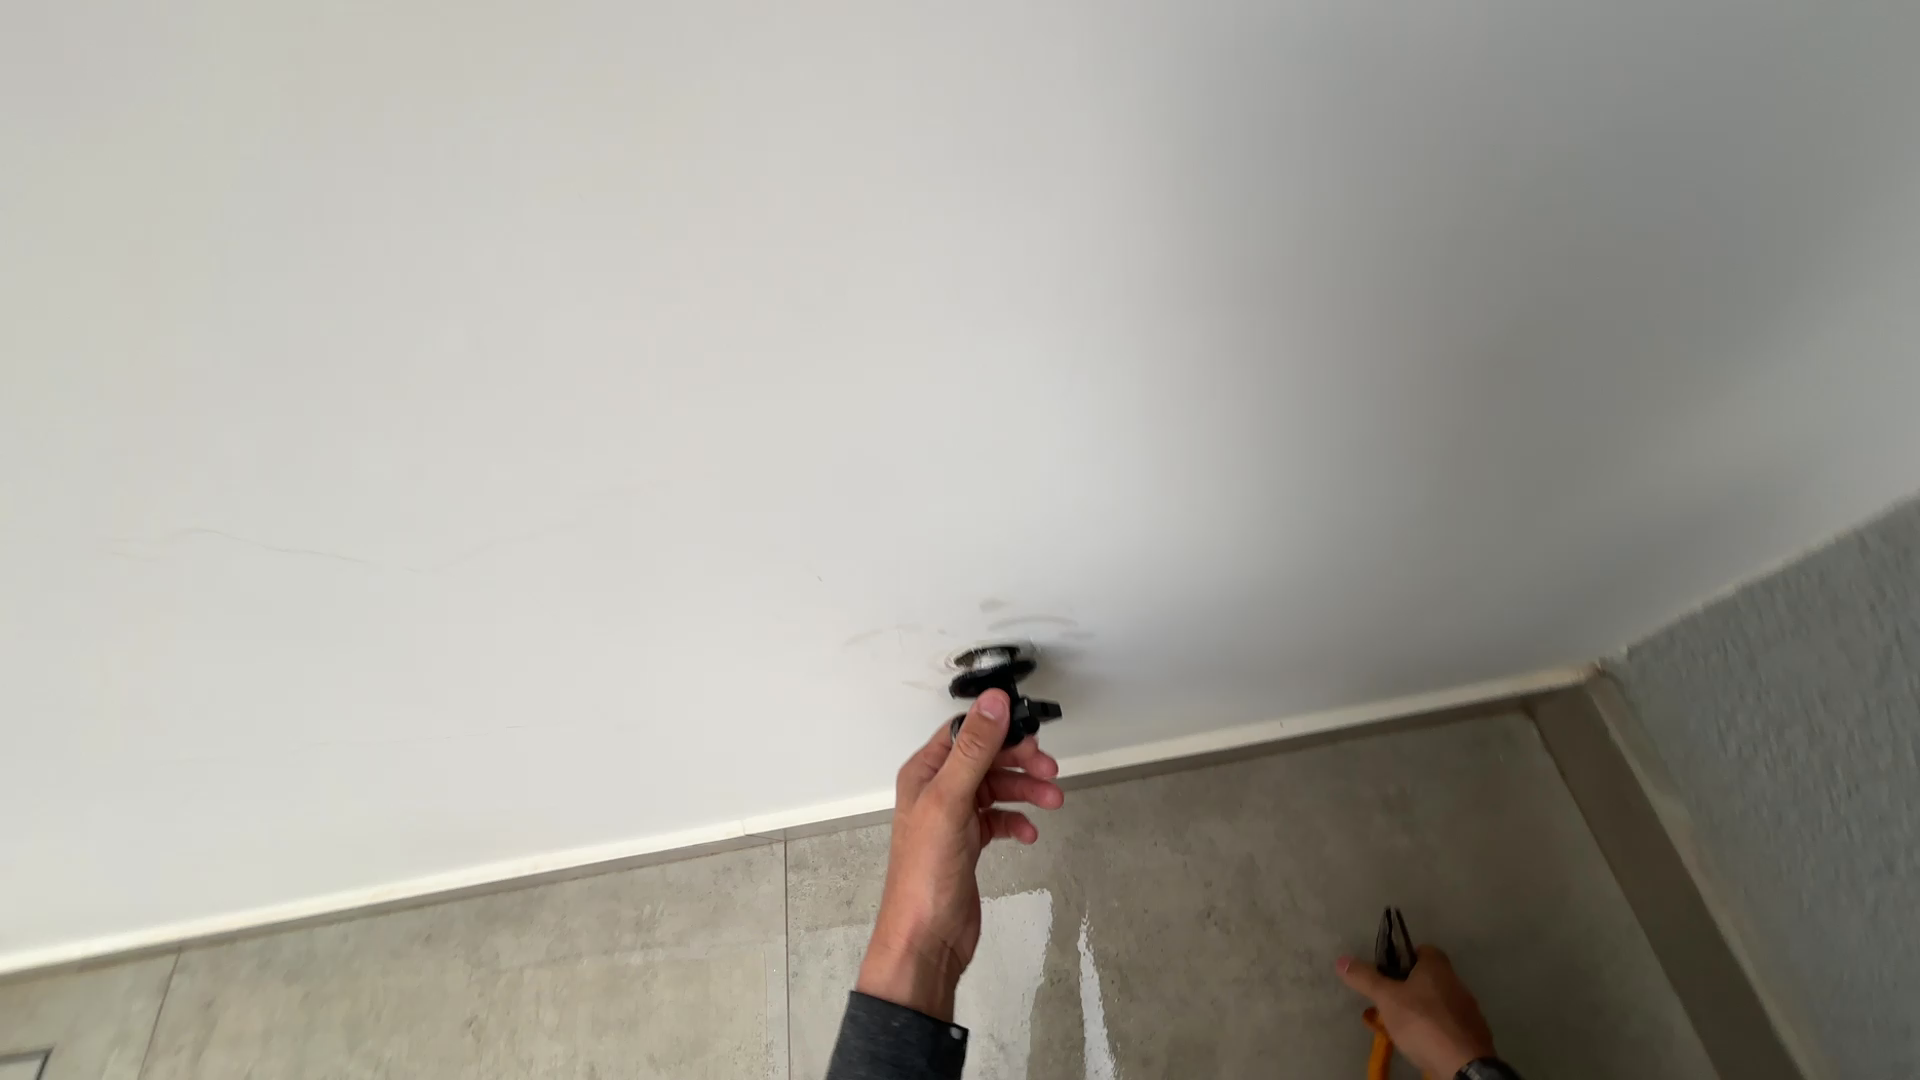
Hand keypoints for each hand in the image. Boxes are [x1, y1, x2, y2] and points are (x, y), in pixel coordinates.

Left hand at [855, 689, 1064, 1020]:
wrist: (926, 941)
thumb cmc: (929, 869)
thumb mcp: (951, 800)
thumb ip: (974, 749)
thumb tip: (995, 699)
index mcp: (925, 770)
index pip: (965, 732)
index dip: (1000, 728)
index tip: (1033, 733)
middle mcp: (937, 788)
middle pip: (986, 757)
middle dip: (1019, 761)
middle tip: (1051, 769)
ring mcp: (954, 816)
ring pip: (997, 788)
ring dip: (1025, 790)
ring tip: (1054, 800)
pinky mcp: (969, 843)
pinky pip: (998, 819)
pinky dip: (1016, 821)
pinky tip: (1030, 833)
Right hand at [1338, 945, 1496, 1076]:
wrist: (1464, 1067)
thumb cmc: (1423, 1022)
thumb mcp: (1386, 998)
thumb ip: (1365, 978)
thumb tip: (1341, 961)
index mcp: (1438, 969)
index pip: (1425, 950)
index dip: (1407, 956)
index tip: (1390, 969)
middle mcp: (1458, 985)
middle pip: (1431, 978)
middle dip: (1410, 986)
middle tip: (1390, 998)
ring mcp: (1470, 1013)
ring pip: (1440, 1003)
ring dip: (1423, 1009)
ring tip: (1402, 1024)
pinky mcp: (1474, 1038)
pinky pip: (1450, 1026)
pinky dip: (1436, 1030)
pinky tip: (1422, 1041)